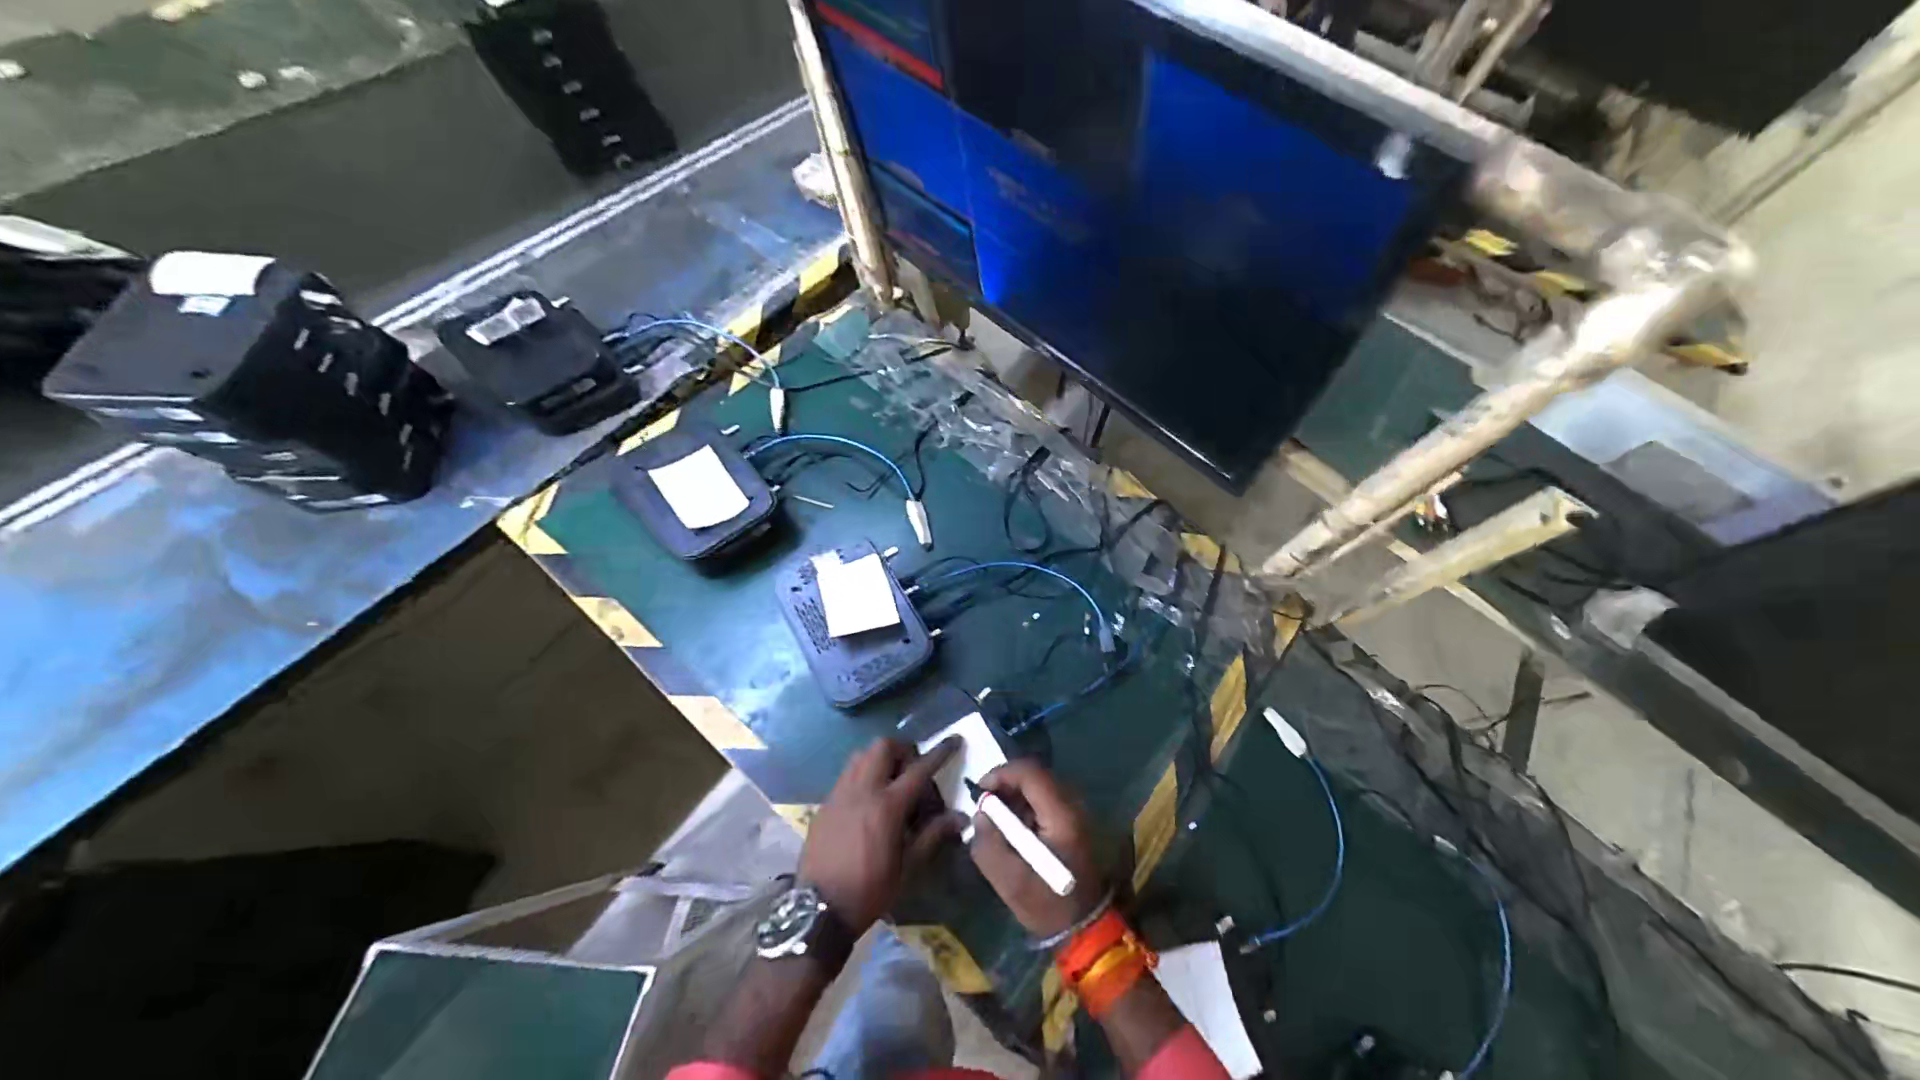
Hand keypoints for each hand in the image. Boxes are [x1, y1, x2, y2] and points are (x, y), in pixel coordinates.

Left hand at [799, 737, 964, 933]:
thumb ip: (933, 835)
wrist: (818, 908)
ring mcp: (839, 794)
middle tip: (913, 769)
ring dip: (879, 758)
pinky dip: (862, 774)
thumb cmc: (870, 889)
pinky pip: (846, 774)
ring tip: (890, 781)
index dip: (939, 753)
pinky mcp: (824, 804)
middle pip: (883, 747)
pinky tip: (868, 801)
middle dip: (903, 750)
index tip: (953, 740)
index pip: (919, 769)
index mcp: (886, 806)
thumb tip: (961, 817)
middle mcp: (862, 791)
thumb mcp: (908, 868)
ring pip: (860, 755)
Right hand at [968, 760, 1103, 937]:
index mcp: (1062, 816)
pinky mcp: (1073, 824)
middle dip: (1005, 784)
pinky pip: (1045, 801)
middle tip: (984, 805)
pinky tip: (1014, 831)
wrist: (1087, 930)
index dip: (1001, 774)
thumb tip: (980, 815)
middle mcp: (1073, 806)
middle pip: (1035, 776)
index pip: (1031, 773)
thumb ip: (989, 845)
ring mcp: (1076, 814)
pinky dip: (1025, 807)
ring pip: (1039, 787)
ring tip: (996, 821)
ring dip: (1014, 796)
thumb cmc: (1049, 906)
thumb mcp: (1011, 883)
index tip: (980, 791)